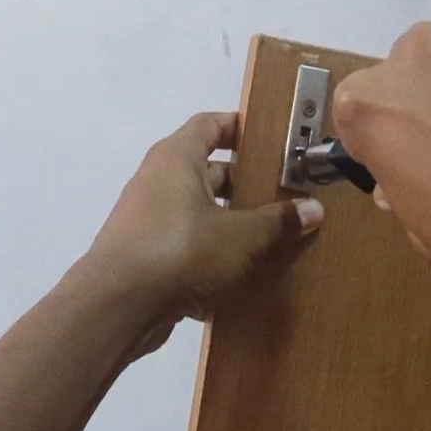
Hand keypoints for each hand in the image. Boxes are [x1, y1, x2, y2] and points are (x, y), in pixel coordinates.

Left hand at [86, 113, 322, 329]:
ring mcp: (148, 216)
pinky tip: (240, 271)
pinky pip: (186, 240)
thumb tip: (315, 210)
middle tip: (282, 193)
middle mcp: (158, 178)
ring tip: (269, 234)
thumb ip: (277, 222)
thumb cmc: (180, 250)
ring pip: (198, 208)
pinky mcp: (145, 252)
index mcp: (177, 157)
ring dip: (229, 219)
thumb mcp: (239, 236)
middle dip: (244, 181)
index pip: (211, 123)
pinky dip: (210, 250)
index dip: (241, 126)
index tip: (273, 140)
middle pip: (208, 168)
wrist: (116, 306)